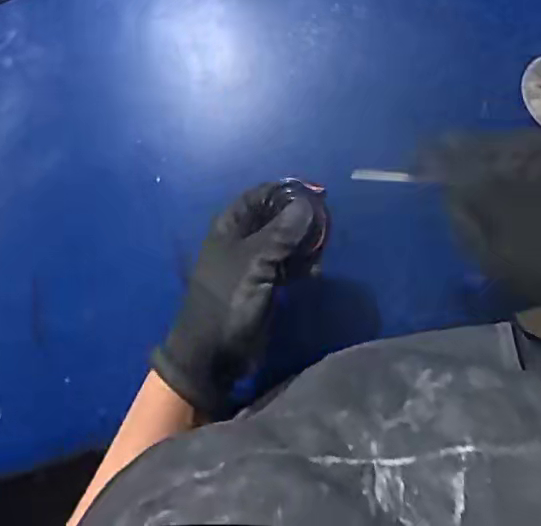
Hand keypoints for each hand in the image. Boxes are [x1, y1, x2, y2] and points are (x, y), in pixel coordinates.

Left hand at [150, 183, 317, 416]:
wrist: (214, 350)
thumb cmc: (227, 299)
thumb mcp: (254, 262)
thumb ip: (280, 233)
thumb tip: (305, 203)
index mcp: (230, 225)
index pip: (260, 195)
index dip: (286, 190)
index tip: (317, 191)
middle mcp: (241, 238)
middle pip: (275, 217)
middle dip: (299, 217)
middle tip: (326, 223)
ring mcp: (253, 262)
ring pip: (284, 241)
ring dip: (304, 242)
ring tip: (323, 248)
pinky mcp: (265, 284)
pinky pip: (287, 265)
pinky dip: (302, 264)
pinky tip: (315, 270)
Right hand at [428, 131, 540, 322]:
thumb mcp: (486, 254)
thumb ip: (457, 216)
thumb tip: (442, 192)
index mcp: (480, 178)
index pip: (432, 155)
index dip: (419, 163)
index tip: (413, 174)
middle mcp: (502, 151)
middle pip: (457, 139)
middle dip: (445, 154)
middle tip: (441, 171)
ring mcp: (530, 144)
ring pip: (484, 138)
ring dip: (473, 152)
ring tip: (474, 172)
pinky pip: (511, 141)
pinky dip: (500, 153)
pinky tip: (505, 171)